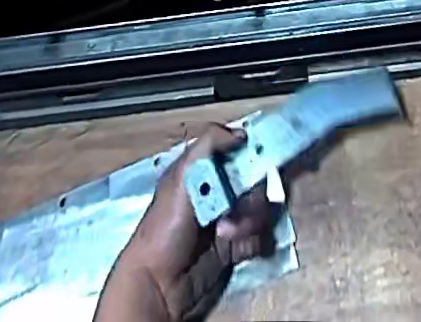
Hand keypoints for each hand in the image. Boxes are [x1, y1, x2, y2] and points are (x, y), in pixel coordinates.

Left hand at [95, 123, 274, 321]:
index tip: (263, 155)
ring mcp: (228, 217)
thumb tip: (241, 133)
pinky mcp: (234, 246)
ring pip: (259, 207)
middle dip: (252, 192)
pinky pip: (260, 235)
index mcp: (203, 169)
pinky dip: (253, 240)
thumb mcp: (180, 178)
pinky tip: (237, 247)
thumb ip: (207, 146)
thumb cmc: (165, 227)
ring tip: (229, 233)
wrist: (157, 287)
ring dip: (250, 219)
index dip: (252, 150)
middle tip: (238, 206)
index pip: (236, 149)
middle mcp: (217, 190)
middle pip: (254, 178)